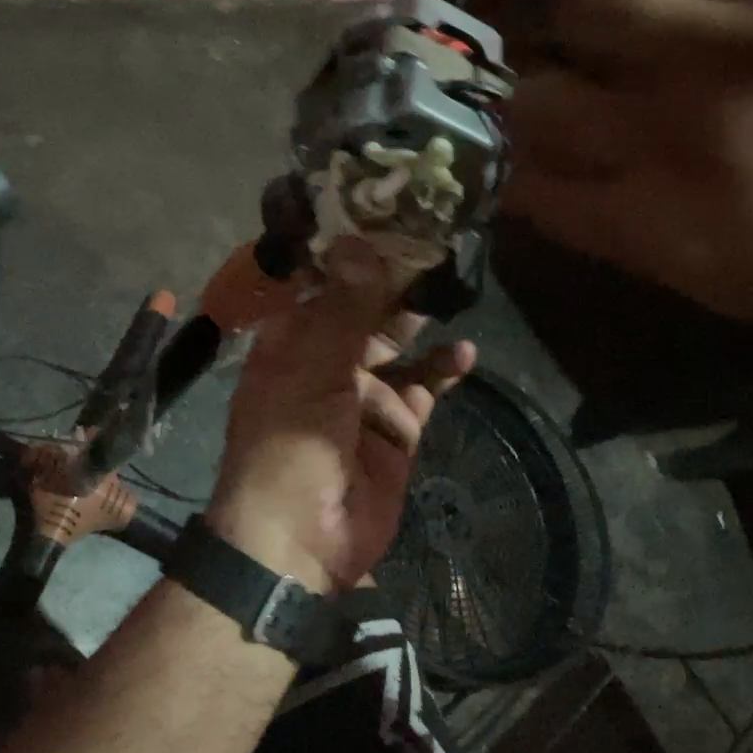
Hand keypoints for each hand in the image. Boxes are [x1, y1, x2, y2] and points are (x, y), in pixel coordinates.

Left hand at [207, 240, 475, 592]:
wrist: (299, 541)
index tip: (385, 210)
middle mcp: (323, 360)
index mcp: (287, 343)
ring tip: (454, 281)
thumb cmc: (287, 446)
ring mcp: (362, 395)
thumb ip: (343, 312)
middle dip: (394, 279)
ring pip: (397, 345)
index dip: (349, 251)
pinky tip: (464, 351)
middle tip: (435, 237)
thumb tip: (360, 242)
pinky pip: (424, 389)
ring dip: (420, 319)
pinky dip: (442, 370)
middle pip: (363, 309)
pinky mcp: (397, 428)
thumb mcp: (312, 373)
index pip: (319, 284)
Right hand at [502, 0, 752, 347]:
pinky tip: (712, 18)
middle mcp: (682, 130)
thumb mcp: (722, 287)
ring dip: (584, 31)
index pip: (519, 181)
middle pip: (533, 96)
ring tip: (620, 43)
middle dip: (526, 103)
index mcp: (659, 224)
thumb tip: (543, 181)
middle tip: (551, 98)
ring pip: (588, 5)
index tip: (506, 161)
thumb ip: (619, 231)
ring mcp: (748, 38)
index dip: (501, 169)